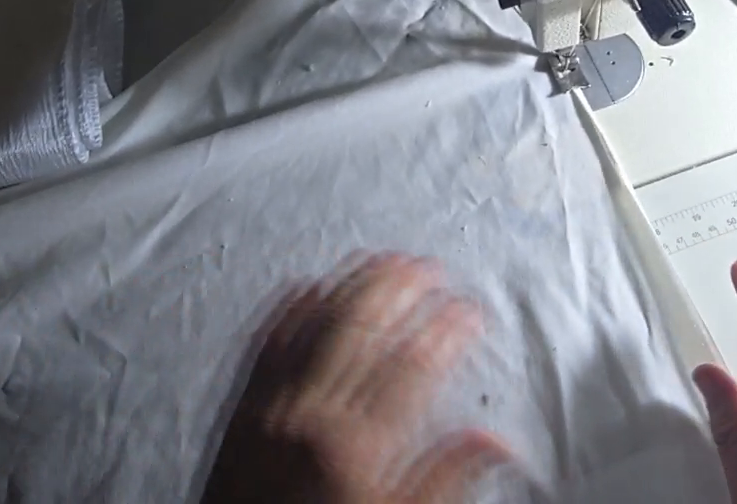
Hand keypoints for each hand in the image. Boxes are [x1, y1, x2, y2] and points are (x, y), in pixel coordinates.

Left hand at [202, 253, 510, 503]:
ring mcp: (273, 405)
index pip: (414, 365)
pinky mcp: (242, 407)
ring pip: (319, 321)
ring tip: (384, 258)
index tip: (468, 310)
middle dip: (403, 285)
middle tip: (430, 266)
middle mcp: (314, 416)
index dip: (447, 328)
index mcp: (357, 449)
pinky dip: (292, 306)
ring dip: (355, 281)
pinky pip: (268, 340)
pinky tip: (310, 283)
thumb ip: (444, 479)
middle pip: (365, 326)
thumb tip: (494, 441)